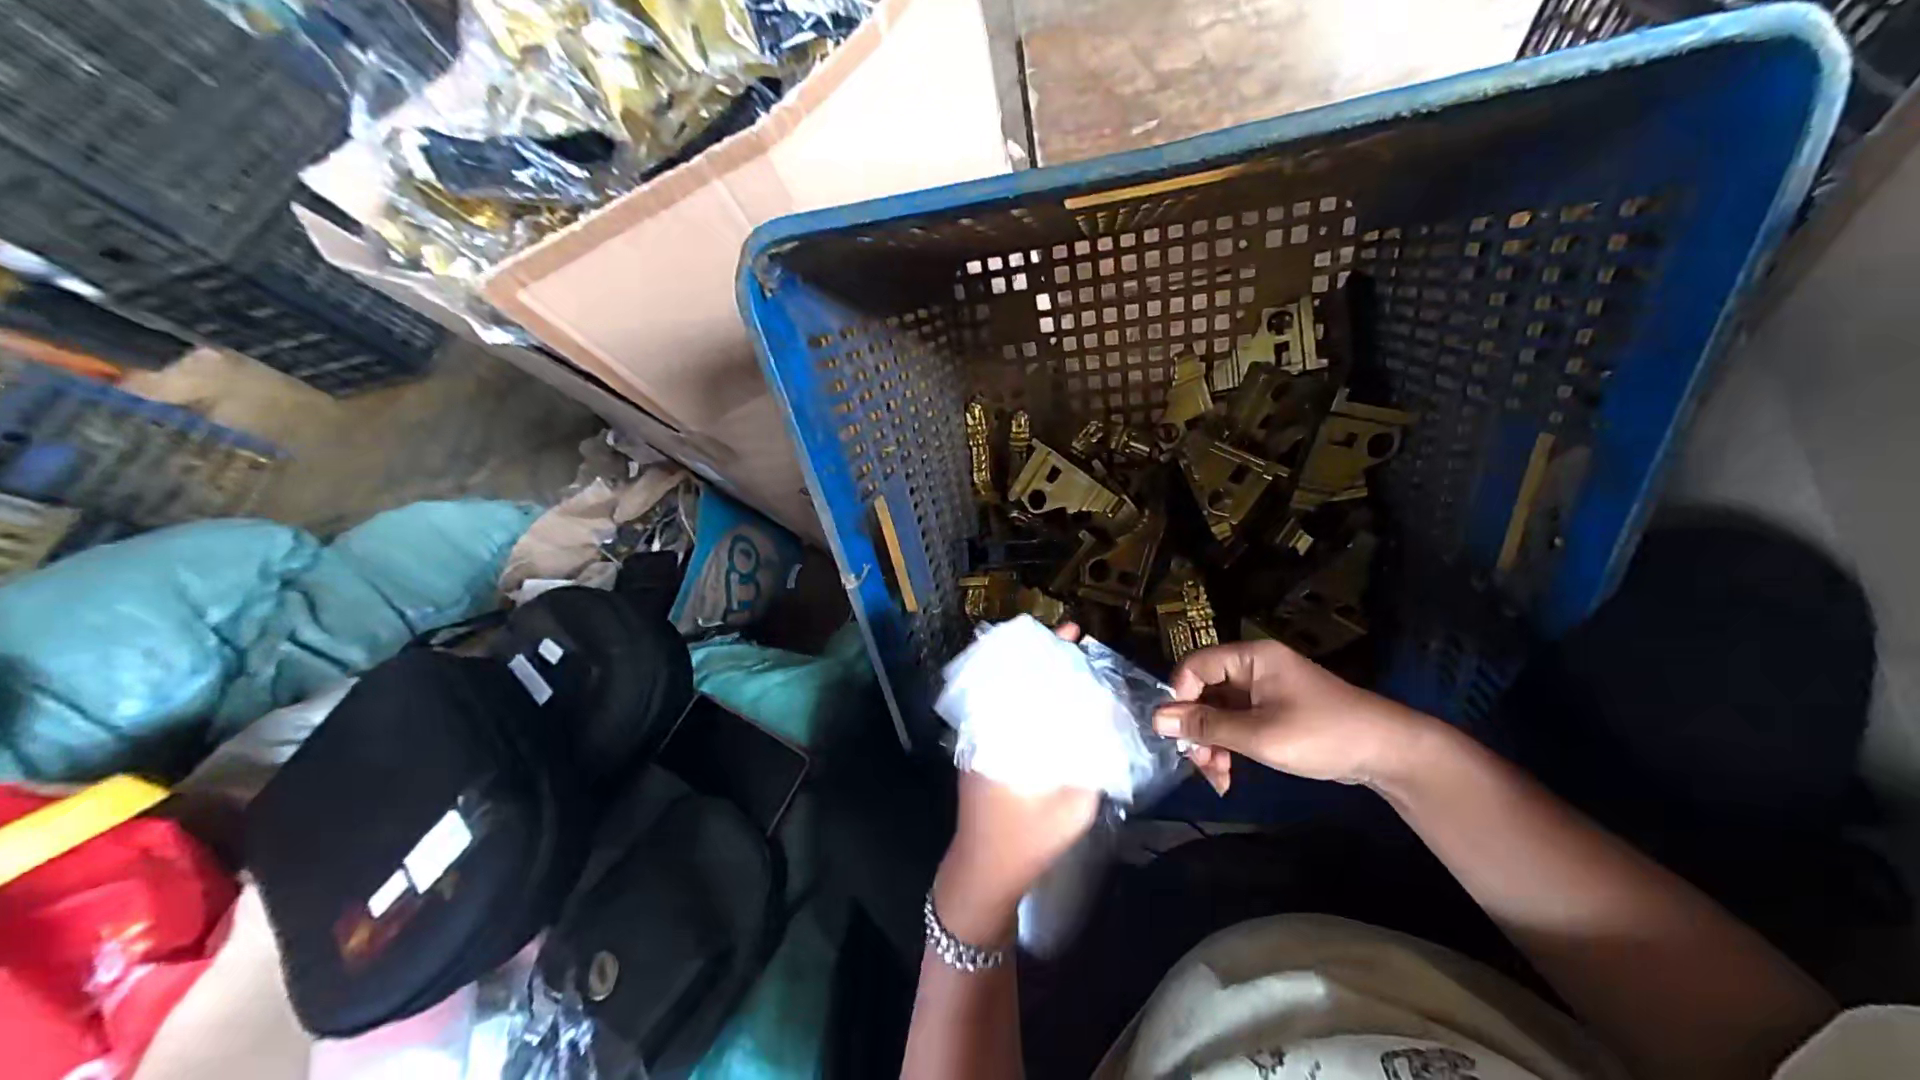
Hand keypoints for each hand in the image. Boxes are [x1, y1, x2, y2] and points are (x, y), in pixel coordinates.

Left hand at [934, 622, 1100, 944]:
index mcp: (1005, 734)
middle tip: (1071, 639)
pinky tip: (1051, 700)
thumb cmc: (1028, 840)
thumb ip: (1094, 759)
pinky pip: (1004, 710)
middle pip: (1015, 677)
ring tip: (1066, 660)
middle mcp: (986, 727)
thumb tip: (1105, 715)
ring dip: (1035, 674)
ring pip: (1008, 692)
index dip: (1052, 654)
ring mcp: (979, 738)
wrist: (983, 873)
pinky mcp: (980, 750)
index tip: (1070, 634)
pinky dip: (1026, 697)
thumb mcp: (1074, 804)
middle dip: (1043, 655)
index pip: (1028, 679)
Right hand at [1151, 639, 1442, 791]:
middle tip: (1200, 764)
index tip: (1179, 734)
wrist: (1388, 752)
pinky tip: (1228, 774)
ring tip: (1217, 777)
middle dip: (1197, 729)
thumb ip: (1207, 726)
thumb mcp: (1259, 735)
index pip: (1194, 666)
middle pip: (1204, 692)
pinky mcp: (1273, 711)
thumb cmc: (1322, 735)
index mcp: (1251, 658)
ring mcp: (1264, 690)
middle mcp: (1253, 668)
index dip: (1180, 698)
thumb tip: (1157, 719)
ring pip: (1218, 711)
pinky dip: (1228, 746)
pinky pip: (1236, 722)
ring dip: (1211, 743)